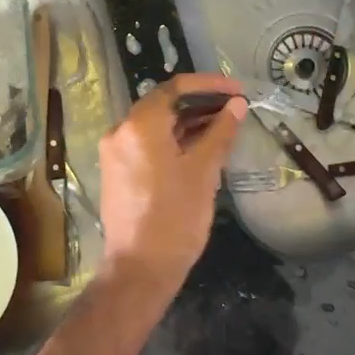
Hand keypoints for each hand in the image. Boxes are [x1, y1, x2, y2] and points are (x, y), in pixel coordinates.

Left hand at [98, 73, 246, 289]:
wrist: (140, 269)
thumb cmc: (175, 218)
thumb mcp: (203, 172)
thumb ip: (220, 132)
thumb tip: (237, 105)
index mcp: (139, 125)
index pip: (176, 87)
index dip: (210, 85)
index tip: (238, 91)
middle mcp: (121, 131)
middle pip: (164, 103)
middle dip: (200, 103)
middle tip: (235, 108)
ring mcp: (116, 152)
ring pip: (156, 124)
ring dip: (188, 121)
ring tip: (224, 126)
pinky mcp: (119, 171)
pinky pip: (148, 143)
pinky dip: (173, 140)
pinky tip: (201, 147)